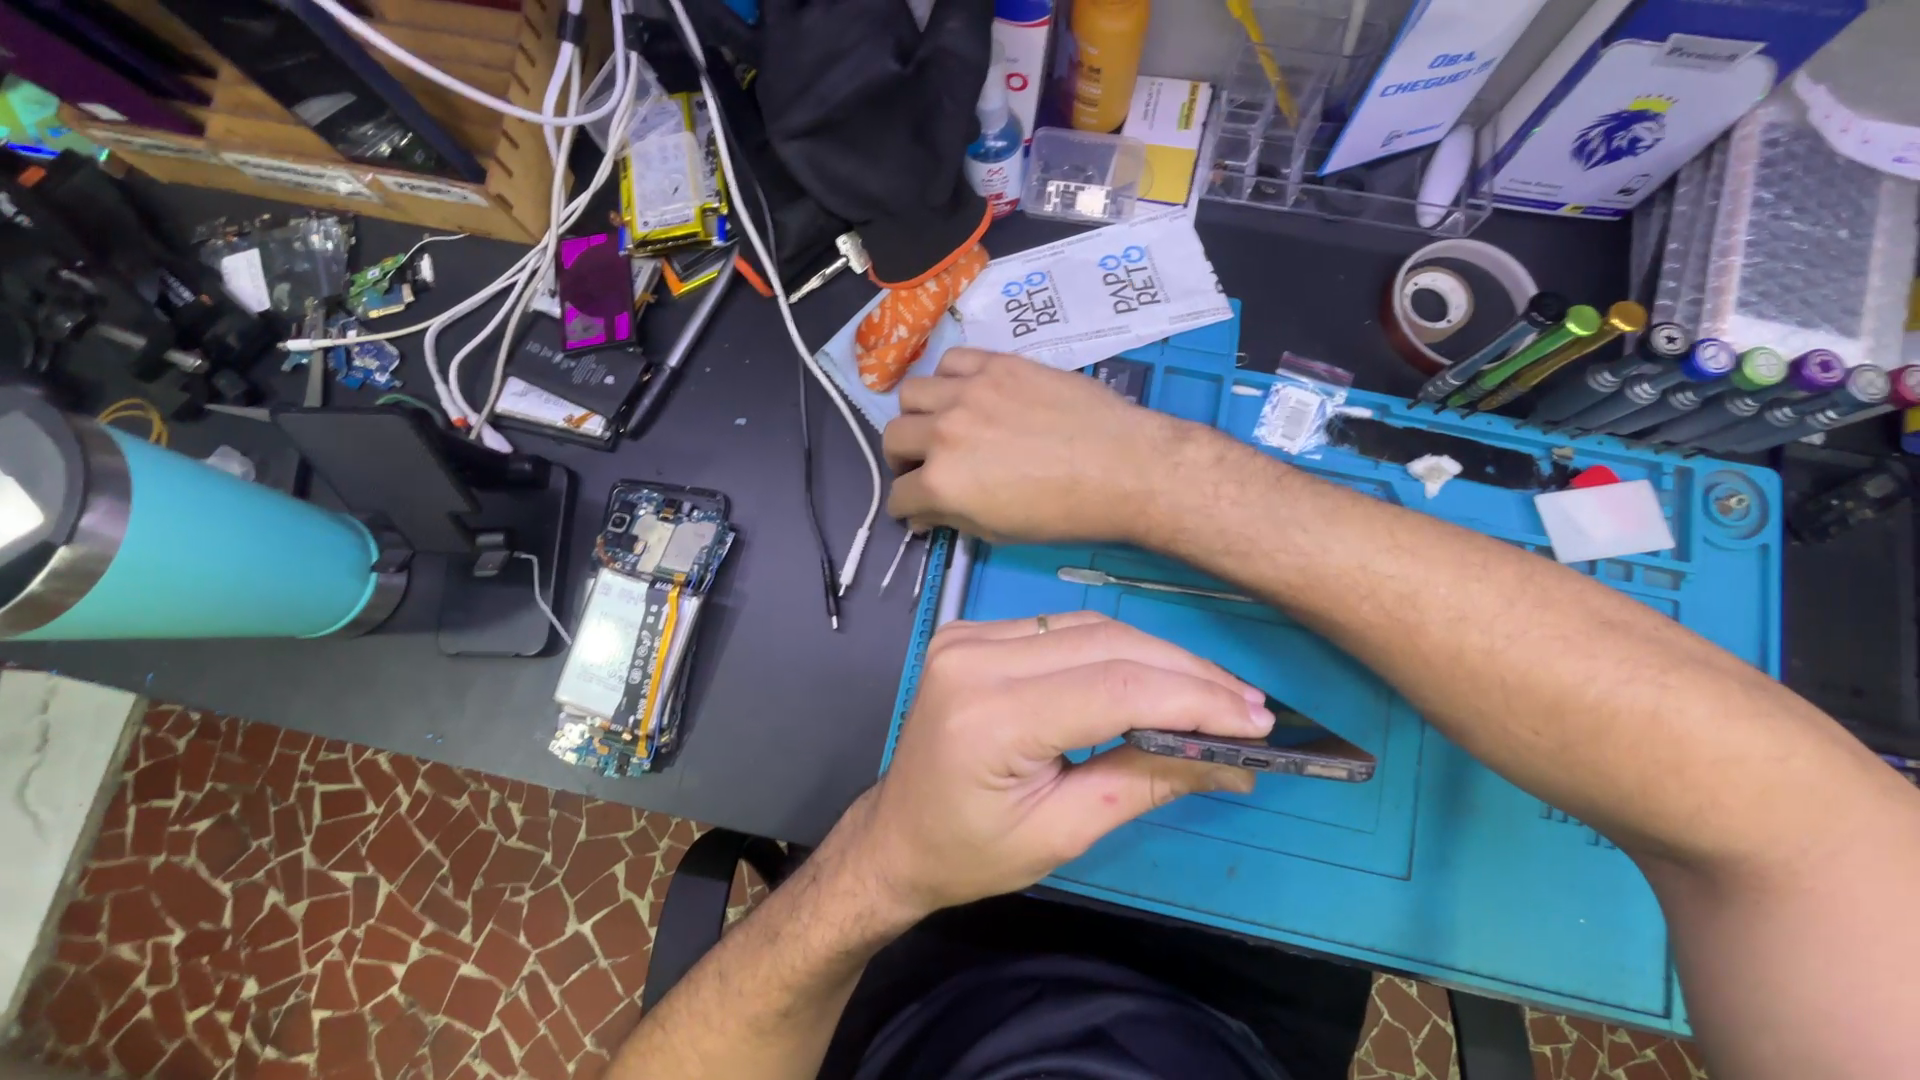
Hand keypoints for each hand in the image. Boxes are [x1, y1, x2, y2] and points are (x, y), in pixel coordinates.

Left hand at [835, 612, 1274, 917]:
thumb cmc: (970, 852)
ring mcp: (969, 636)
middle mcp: (976, 657)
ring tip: (1216, 693)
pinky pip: (1063, 629)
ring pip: (1091, 627)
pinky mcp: (973, 632)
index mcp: (990, 716)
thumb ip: (1144, 782)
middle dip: (1188, 674)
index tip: (1254, 722)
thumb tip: (1231, 759)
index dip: (1194, 699)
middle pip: (1108, 644)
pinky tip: (1156, 674)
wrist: (896, 835)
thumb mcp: (1061, 832)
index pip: (1115, 687)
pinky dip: (1117, 649)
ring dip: (1159, 657)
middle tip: (1248, 708)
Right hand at [883, 348, 1201, 542]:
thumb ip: (953, 518)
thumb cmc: (1064, 514)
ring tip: (943, 424)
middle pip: (893, 438)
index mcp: (941, 482)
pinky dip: (950, 379)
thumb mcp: (999, 532)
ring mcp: (968, 391)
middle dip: (903, 460)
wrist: (1123, 468)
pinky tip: (968, 393)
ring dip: (919, 415)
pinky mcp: (997, 364)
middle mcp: (942, 432)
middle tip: (925, 467)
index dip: (908, 509)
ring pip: (912, 393)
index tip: (920, 510)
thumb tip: (926, 513)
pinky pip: (952, 360)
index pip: (898, 496)